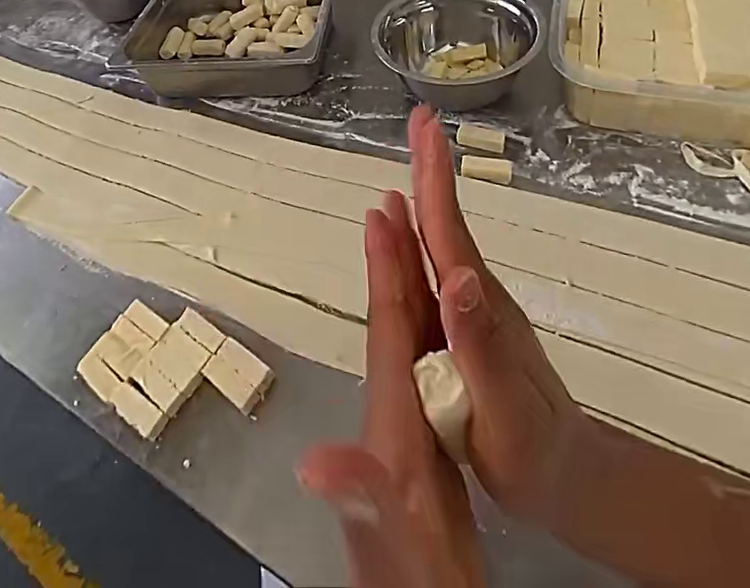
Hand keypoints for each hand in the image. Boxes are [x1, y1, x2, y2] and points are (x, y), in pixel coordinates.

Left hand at [298, 188, 483, 587]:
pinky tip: (436, 308)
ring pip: (406, 328)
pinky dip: (429, 317)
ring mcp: (405, 412)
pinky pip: (425, 354)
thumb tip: (313, 464)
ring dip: (407, 276)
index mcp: (388, 410)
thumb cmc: (413, 567)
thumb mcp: (394, 535)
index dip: (384, 268)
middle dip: (391, 254)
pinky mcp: (425, 429)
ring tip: (410, 234)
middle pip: (391, 313)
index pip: (386, 323)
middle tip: (391, 199)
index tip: (380, 211)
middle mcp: (389, 400)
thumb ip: (359, 496)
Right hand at [405, 104, 592, 529]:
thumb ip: (480, 346)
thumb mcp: (505, 410)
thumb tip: (456, 276)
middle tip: (418, 121)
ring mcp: (474, 309)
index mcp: (477, 305)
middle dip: (431, 169)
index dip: (433, 178)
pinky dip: (422, 237)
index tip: (425, 128)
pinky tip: (411, 232)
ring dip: (425, 197)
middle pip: (446, 223)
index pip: (448, 231)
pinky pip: (437, 268)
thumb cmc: (534, 453)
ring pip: (441, 242)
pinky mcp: (468, 326)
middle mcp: (475, 295)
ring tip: (405, 166)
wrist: (571, 478)